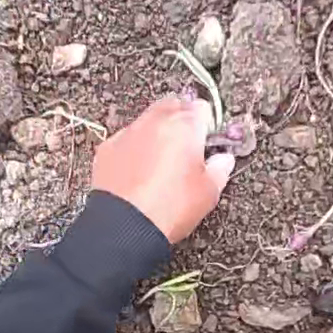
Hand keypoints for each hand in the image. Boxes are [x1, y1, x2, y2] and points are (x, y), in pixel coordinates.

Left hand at [89, 94, 234, 242]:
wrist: (125, 226)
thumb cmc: (168, 208)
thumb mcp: (208, 193)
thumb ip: (220, 169)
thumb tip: (224, 160)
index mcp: (185, 126)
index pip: (203, 108)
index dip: (208, 125)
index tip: (209, 142)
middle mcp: (155, 121)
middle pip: (173, 106)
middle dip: (182, 121)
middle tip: (188, 148)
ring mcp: (129, 133)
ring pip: (148, 120)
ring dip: (158, 133)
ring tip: (163, 162)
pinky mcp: (108, 148)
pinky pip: (127, 139)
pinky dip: (135, 148)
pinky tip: (140, 171)